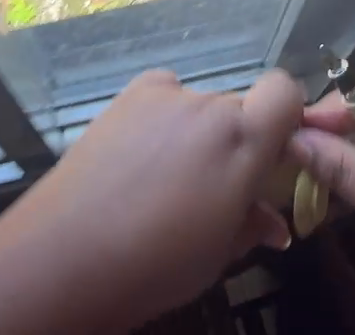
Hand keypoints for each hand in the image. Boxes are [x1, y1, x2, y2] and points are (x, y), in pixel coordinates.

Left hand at [12, 68, 299, 317]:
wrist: (67, 252)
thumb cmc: (155, 264)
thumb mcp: (218, 254)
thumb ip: (252, 224)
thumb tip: (274, 222)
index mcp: (242, 142)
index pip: (286, 91)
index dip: (287, 113)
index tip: (274, 151)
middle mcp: (209, 105)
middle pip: (238, 109)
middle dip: (235, 141)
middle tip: (211, 187)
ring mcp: (166, 94)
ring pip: (200, 107)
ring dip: (196, 134)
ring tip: (164, 179)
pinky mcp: (129, 92)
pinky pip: (165, 96)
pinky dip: (163, 118)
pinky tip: (140, 156)